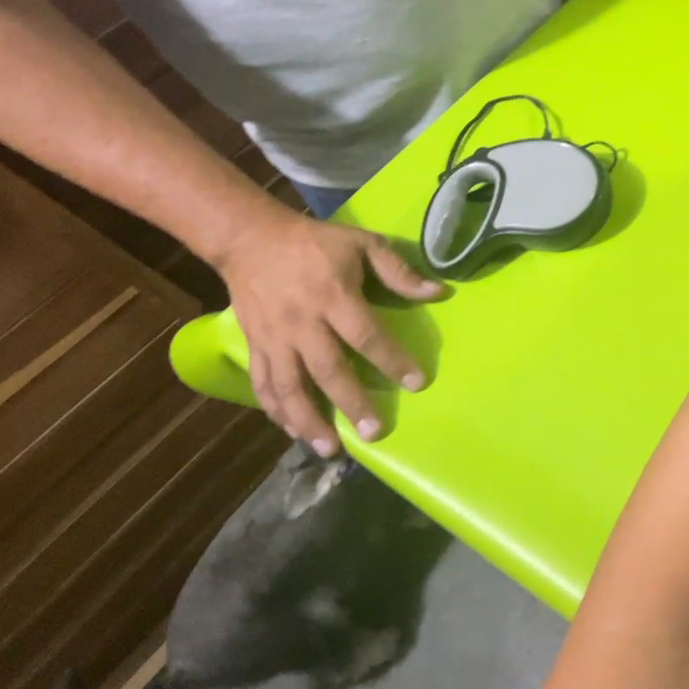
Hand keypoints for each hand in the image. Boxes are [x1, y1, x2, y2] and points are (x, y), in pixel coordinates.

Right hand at [215, 212, 444, 454]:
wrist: (250, 239)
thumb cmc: (317, 243)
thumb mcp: (363, 243)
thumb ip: (399, 271)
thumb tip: (438, 292)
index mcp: (333, 297)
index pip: (366, 336)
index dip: (392, 360)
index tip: (417, 383)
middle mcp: (302, 323)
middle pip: (328, 370)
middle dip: (351, 403)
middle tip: (375, 432)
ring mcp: (274, 338)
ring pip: (290, 386)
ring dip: (309, 420)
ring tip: (330, 448)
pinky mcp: (254, 345)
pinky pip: (264, 383)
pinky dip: (277, 410)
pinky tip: (294, 430)